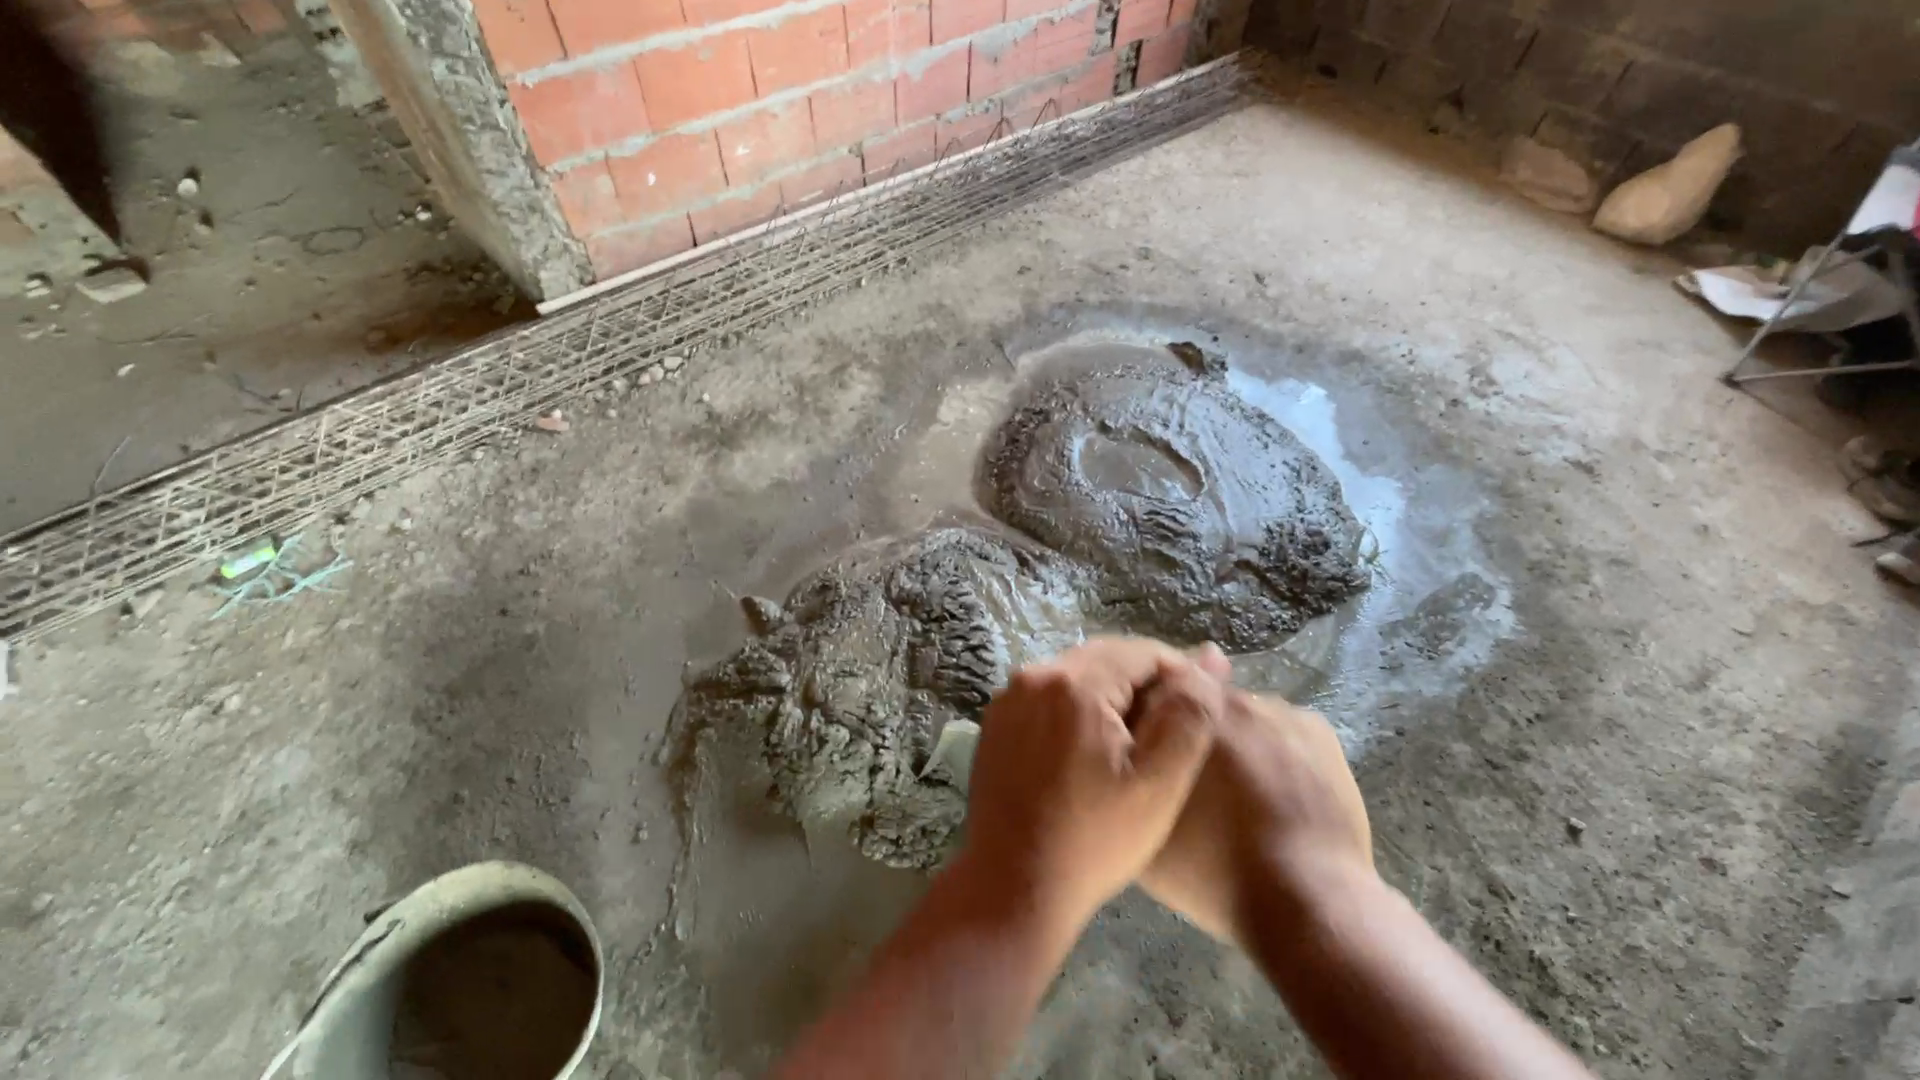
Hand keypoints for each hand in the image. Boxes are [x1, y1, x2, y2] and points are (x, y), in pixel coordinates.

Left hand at [961, 637, 1224, 926]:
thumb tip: (1207, 662)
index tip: (1200, 711)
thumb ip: (1189, 714)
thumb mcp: (1160, 782)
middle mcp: (1033, 677)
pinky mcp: (996, 725)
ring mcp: (1008, 700)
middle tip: (1175, 727)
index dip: (1180, 675)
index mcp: (1074, 683)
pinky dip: (1077, 712)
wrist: (1014, 886)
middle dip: (1145, 682)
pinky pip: (1049, 700)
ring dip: (1111, 696)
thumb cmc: (1095, 839)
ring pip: (1077, 677)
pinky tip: (1093, 750)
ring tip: (1138, 741)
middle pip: (1106, 659)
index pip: (1142, 652)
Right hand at [1138, 648, 1374, 945]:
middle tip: (1195, 782)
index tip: (1147, 753)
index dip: (1147, 722)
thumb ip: (1129, 783)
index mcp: (1182, 716)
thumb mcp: (1142, 834)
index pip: (1152, 695)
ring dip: (1238, 742)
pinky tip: (1277, 794)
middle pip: (1200, 704)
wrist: (1305, 900)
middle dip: (1193, 732)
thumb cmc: (1211, 871)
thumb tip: (1128, 764)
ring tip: (1240, 794)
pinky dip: (1277, 752)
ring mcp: (1280, 713)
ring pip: (1245, 718)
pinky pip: (1284, 731)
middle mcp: (1230, 701)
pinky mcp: (1319, 732)